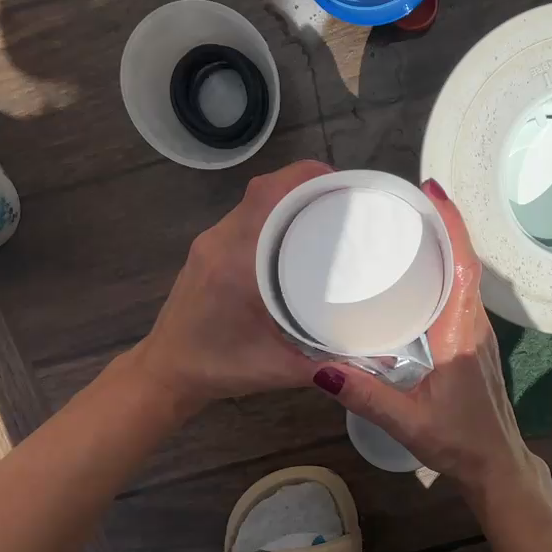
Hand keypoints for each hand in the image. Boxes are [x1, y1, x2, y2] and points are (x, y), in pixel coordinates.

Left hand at [132, 160, 334, 408]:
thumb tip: (386, 365)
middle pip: (265, 192)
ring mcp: (210, 244)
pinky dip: (273, 216)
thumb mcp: (277, 370)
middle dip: (307, 186)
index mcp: (235, 262)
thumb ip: (328, 367)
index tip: (345, 185)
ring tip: (330, 215)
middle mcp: (220, 243)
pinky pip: (244, 218)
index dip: (306, 179)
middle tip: (349, 203)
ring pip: (253, 203)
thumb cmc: (217, 369)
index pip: (268, 196)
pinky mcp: (207, 252)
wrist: (166, 372)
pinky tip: (298, 237)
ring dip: (289, 199)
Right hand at [311, 180, 541, 495]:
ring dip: (443, 249)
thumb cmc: (459, 443)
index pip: (462, 268)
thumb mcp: (408, 423)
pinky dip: (442, 274)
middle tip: (402, 203)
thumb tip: (318, 367)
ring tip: (405, 230)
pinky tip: (415, 278)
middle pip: (464, 263)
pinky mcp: (473, 343)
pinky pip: (460, 296)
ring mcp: (477, 334)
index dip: (452, 226)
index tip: (432, 191)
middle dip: (440, 227)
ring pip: (464, 278)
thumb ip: (365, 396)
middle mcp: (473, 326)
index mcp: (460, 335)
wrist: (496, 465)